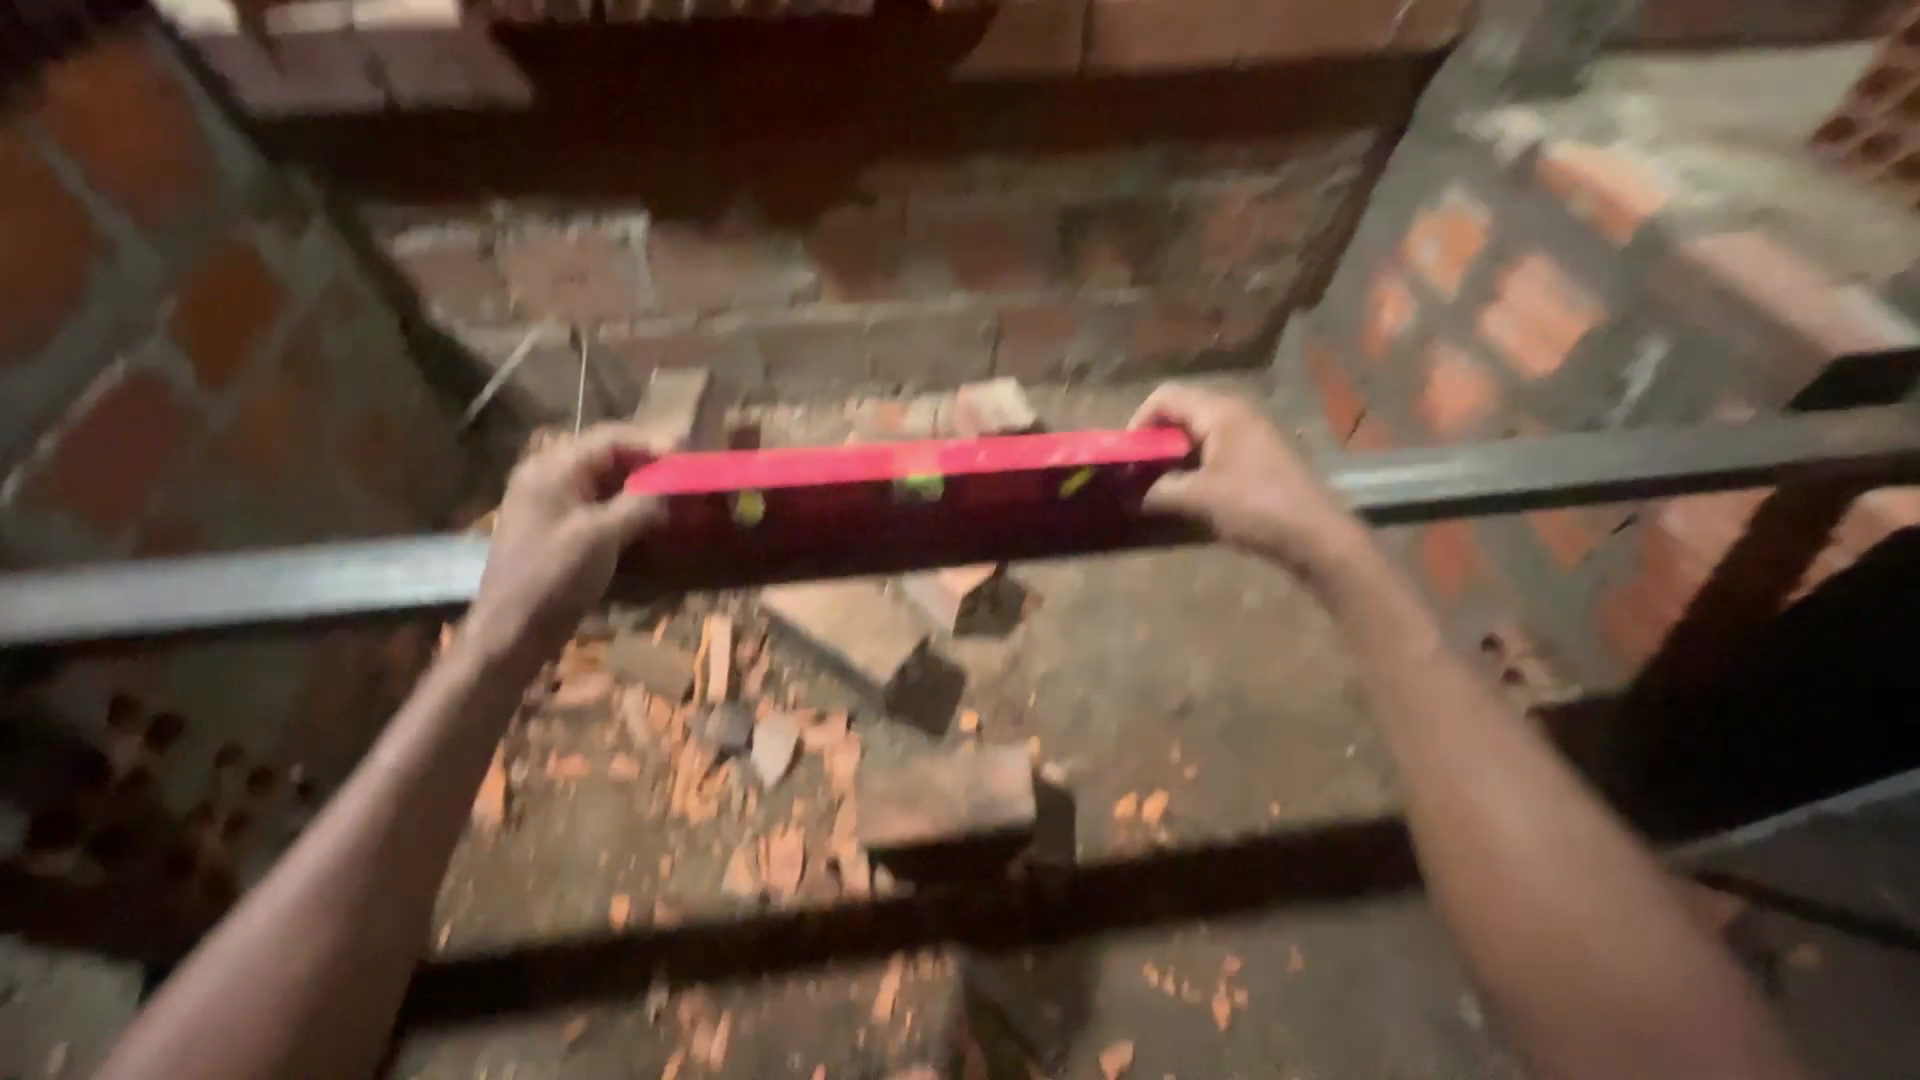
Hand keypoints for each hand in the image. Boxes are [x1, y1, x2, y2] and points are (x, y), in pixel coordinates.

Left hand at [465, 427, 663, 658]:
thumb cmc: (554, 577)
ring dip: (640, 484)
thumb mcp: (602, 536)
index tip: (689, 455)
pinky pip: (597, 503)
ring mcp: (551, 503)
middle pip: (607, 455)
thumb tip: (670, 486)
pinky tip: (650, 517)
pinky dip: (626, 504)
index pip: (610, 438)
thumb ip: (639, 503)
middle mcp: (548, 476)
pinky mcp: (558, 528)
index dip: (653, 442)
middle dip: (648, 462)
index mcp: (553, 469)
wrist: (513, 630)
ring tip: (675, 493)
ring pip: (604, 480)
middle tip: (685, 473)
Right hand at [1130, 383, 1362, 578]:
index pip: (1166, 396)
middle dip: (1154, 441)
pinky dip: (1194, 467)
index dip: (1139, 421)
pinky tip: (1187, 495)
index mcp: (1221, 412)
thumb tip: (1131, 495)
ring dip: (1173, 458)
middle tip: (1138, 474)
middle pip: (1181, 413)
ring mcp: (1251, 435)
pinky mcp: (1258, 458)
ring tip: (1157, 488)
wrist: (1316, 536)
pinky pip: (1215, 451)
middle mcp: (1236, 414)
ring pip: (1197, 435)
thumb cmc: (1256, 507)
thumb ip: (1159, 490)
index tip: (1127, 456)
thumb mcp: (1198, 498)